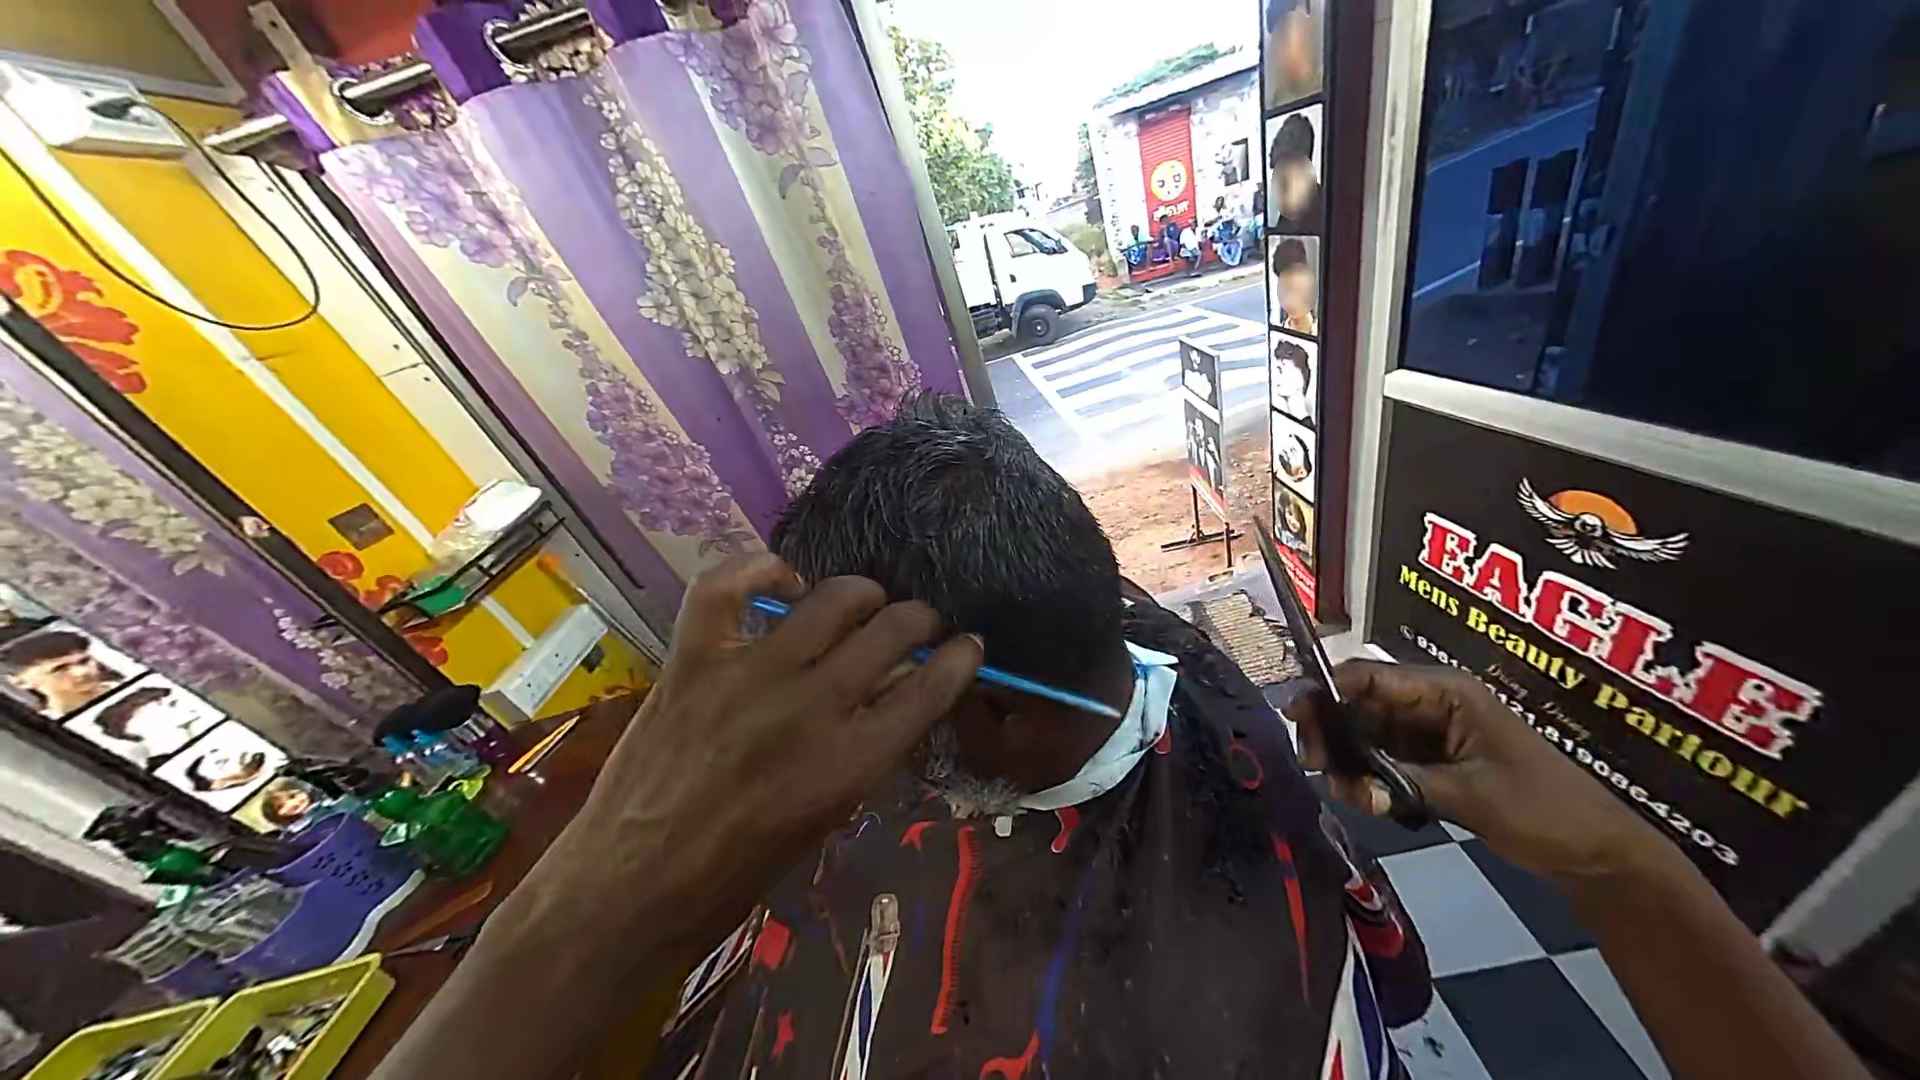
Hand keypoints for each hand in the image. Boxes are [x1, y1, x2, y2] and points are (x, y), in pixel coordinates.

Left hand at [517, 554, 981, 959]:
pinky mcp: (694, 659)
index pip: (929, 690)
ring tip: (865, 599)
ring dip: (863, 593)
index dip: (959, 659)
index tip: (968, 644)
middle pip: (890, 633)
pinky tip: (783, 578)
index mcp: (850, 762)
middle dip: (920, 619)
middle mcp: (809, 708)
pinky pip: (726, 586)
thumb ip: (870, 745)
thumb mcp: (829, 813)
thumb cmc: (741, 869)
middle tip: (918, 622)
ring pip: (830, 599)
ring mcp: (749, 675)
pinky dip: (759, 568)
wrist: (632, 886)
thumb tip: (902, 689)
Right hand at [1288, 660, 1671, 882]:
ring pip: (1366, 732)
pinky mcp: (1428, 759)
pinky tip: (1354, 794)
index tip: (1296, 715)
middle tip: (1311, 761)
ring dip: (1345, 756)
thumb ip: (1403, 786)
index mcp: (1446, 693)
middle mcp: (1431, 704)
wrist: (1601, 856)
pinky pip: (1381, 757)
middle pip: (1360, 704)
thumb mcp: (1472, 795)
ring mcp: (1428, 732)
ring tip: (1335, 786)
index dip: (1327, 690)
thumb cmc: (1546, 810)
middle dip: (1331, 730)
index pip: (1370, 677)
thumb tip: (1348, 787)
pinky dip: (1364, 773)